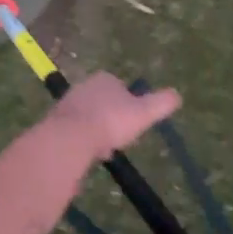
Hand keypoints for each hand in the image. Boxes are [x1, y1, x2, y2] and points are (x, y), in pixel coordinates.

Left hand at [47, 73, 181, 159]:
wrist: (71, 137)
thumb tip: (177, 96)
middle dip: (112, 120)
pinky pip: (75, 131)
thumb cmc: (111, 121)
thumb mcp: (144, 112)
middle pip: (103, 103)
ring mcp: (66, 103)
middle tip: (120, 138)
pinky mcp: (55, 121)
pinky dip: (84, 141)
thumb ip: (162, 103)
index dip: (130, 105)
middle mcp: (82, 86)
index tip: (135, 123)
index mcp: (104, 79)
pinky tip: (90, 154)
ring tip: (105, 150)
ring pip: (89, 117)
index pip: (121, 88)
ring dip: (98, 132)